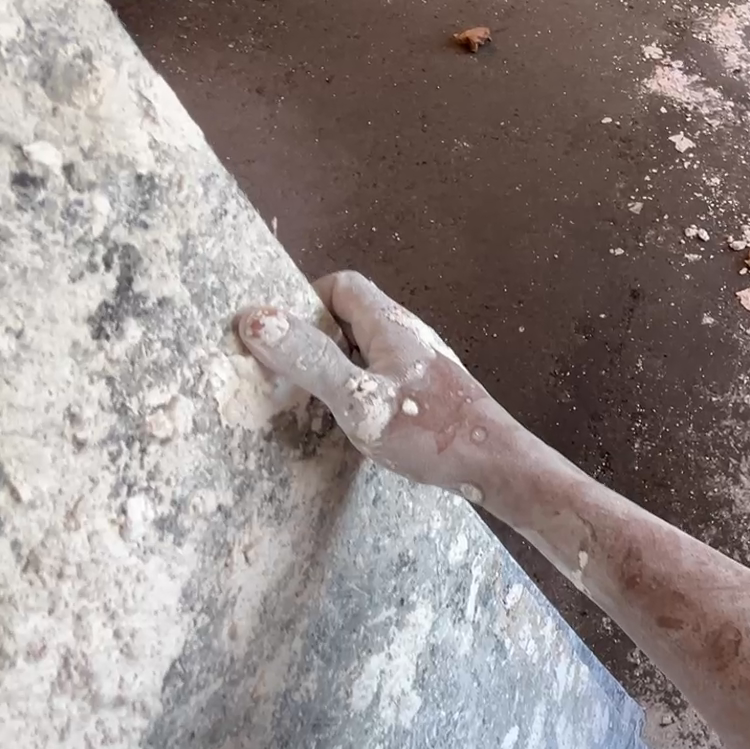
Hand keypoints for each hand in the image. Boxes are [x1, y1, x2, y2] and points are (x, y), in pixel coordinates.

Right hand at [235, 271, 508, 495]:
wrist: (493, 462)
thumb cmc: (431, 429)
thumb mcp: (359, 398)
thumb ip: (311, 360)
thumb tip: (256, 318)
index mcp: (393, 325)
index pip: (342, 286)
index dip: (305, 301)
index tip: (278, 337)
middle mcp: (408, 337)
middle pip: (349, 318)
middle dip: (312, 339)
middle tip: (285, 375)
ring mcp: (420, 364)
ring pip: (363, 351)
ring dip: (332, 368)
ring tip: (308, 402)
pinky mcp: (426, 391)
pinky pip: (379, 377)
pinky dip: (355, 389)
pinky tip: (347, 421)